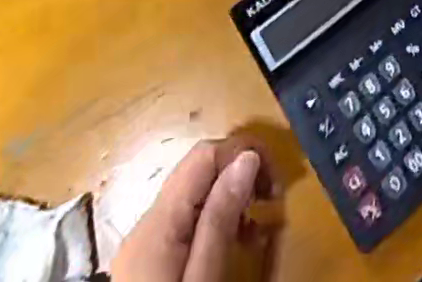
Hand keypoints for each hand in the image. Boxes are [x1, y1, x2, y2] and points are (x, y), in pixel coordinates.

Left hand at [110, 140, 272, 281]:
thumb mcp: (205, 279)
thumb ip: (221, 217)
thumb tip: (245, 158)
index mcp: (160, 222)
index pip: (205, 154)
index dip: (244, 153)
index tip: (276, 182)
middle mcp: (148, 222)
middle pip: (198, 170)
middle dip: (239, 173)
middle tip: (272, 201)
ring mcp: (145, 242)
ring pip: (193, 194)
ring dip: (230, 197)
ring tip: (257, 228)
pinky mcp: (148, 262)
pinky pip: (185, 220)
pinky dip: (214, 219)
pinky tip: (234, 244)